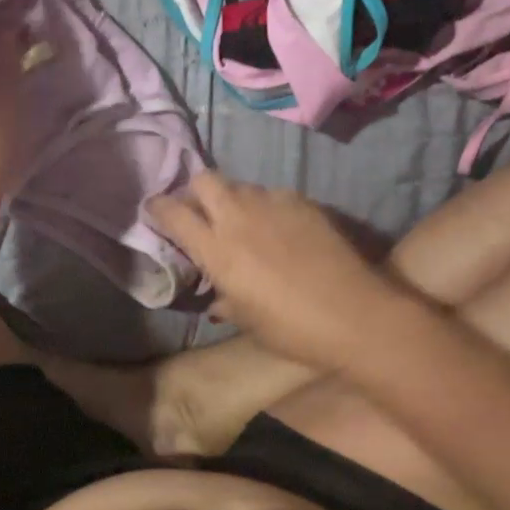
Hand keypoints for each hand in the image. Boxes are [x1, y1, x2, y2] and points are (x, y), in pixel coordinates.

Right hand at [150, 172, 401, 369]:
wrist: (355, 315)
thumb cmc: (292, 330)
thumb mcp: (246, 320)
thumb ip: (224, 298)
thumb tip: (217, 294)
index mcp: (216, 249)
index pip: (172, 212)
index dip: (158, 208)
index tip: (154, 212)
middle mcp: (238, 217)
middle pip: (204, 179)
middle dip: (196, 192)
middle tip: (201, 214)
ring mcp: (273, 204)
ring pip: (241, 185)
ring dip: (233, 199)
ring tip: (243, 222)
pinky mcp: (304, 202)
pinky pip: (274, 194)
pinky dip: (267, 206)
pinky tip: (279, 228)